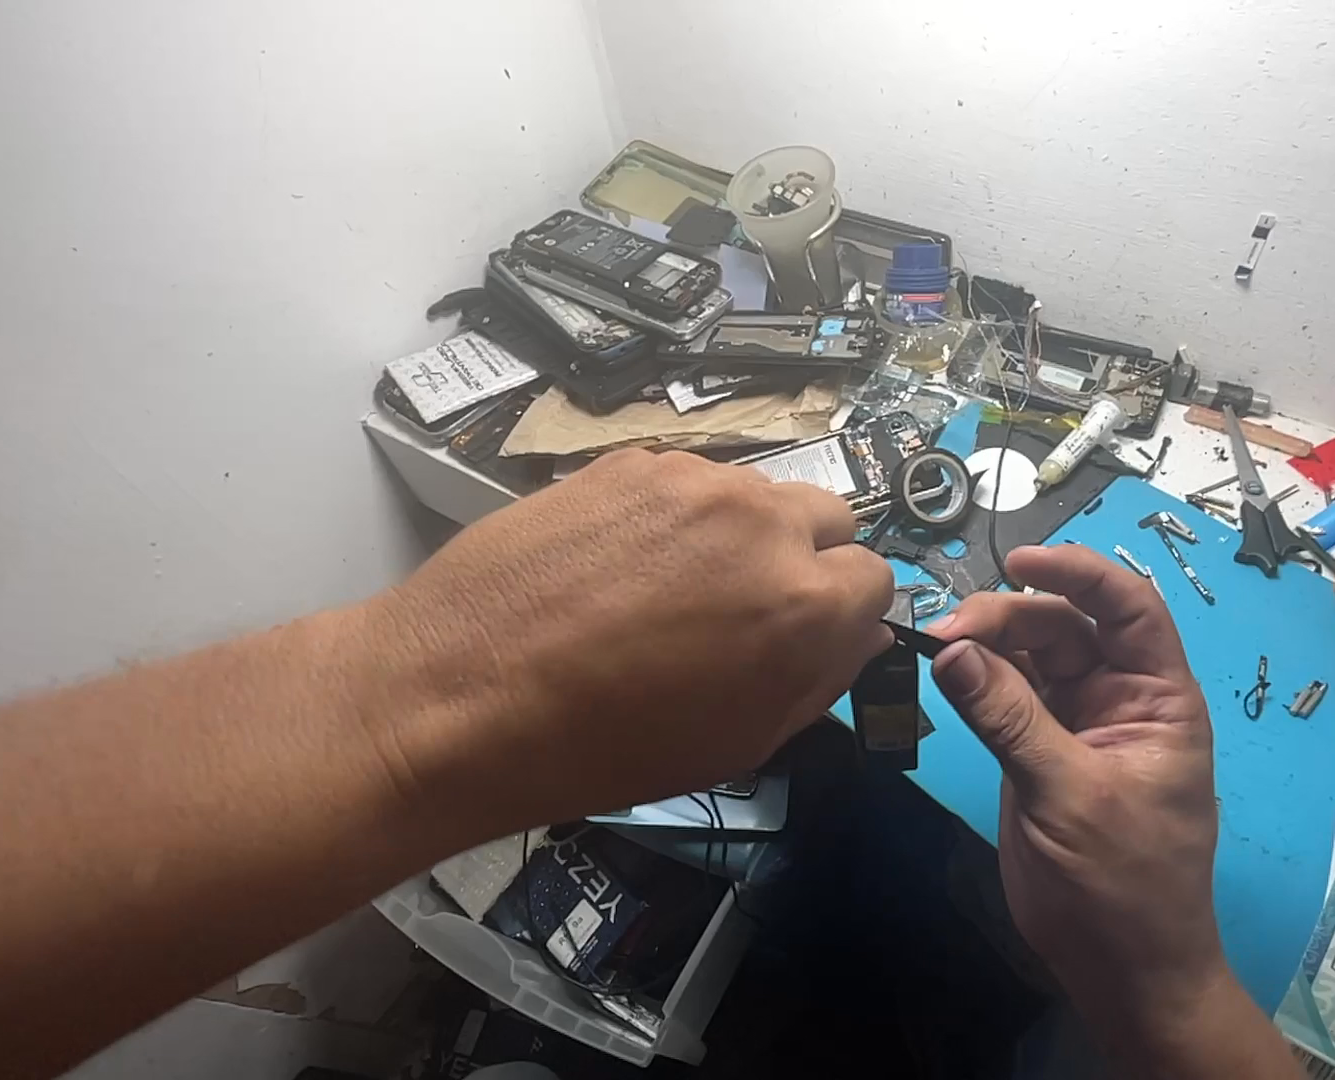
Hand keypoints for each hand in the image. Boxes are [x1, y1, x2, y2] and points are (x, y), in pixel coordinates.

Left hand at [356, 448, 893, 827]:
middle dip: (807, 560)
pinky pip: (694, 481)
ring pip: (761, 494)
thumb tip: (860, 633)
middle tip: (747, 604)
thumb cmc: (608, 745)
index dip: (846, 612)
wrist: (458, 694)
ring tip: (676, 581)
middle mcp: (764, 521)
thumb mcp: (740, 740)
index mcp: (804, 601)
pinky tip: (627, 556)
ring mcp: (696, 478)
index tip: (807, 633)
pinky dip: (685, 514)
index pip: (875, 578)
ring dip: (745, 533)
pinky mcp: (634, 459)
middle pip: (830, 518)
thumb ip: (821, 679)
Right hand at [927, 544, 1225, 1017]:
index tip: (1020, 562)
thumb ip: (1010, 718)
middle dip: (1009, 617)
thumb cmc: (1124, 884)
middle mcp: (1116, 696)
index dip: (1079, 573)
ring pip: (1027, 655)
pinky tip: (945, 670)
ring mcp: (1071, 719)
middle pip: (1063, 626)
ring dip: (985, 643)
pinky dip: (973, 678)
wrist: (1118, 968)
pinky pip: (1002, 693)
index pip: (1128, 608)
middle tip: (951, 632)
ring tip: (939, 646)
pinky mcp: (1034, 745)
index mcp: (1156, 697)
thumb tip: (950, 651)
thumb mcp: (1071, 794)